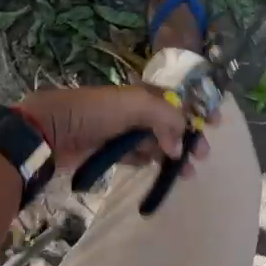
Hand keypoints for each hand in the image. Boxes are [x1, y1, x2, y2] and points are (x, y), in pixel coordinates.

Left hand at [16, 85, 206, 174]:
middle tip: (202, 155)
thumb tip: (180, 142)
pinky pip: (139, 157)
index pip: (178, 98)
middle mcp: (135, 109)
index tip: (216, 123)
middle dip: (189, 137)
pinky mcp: (112, 151)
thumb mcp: (134, 104)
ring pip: (157, 142)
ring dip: (173, 155)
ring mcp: (123, 131)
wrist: (50, 131)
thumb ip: (165, 117)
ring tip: (186, 173)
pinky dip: (152, 163)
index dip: (198, 108)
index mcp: (143, 92)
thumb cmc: (93, 111)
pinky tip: (162, 172)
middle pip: (171, 123)